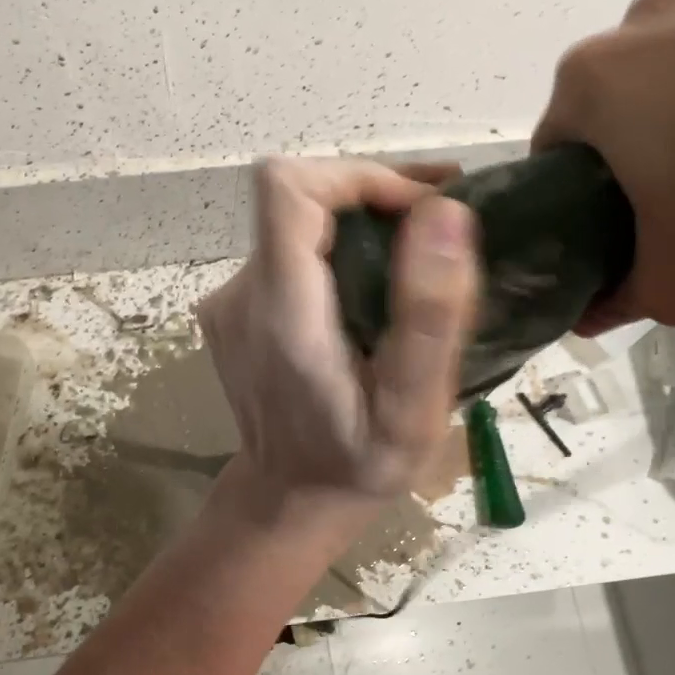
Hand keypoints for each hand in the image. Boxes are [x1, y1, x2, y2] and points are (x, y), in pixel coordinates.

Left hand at [199, 159, 477, 529]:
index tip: (418, 203)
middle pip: (296, 197)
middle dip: (371, 193)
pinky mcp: (232, 308)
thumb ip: (428, 313)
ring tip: (421, 246)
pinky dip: (334, 248)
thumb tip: (445, 211)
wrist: (287, 498)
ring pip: (294, 221)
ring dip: (358, 221)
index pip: (289, 189)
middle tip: (442, 216)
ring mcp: (229, 300)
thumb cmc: (357, 465)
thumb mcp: (413, 408)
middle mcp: (242, 293)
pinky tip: (374, 284)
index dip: (356, 175)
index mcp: (282, 311)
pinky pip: (286, 250)